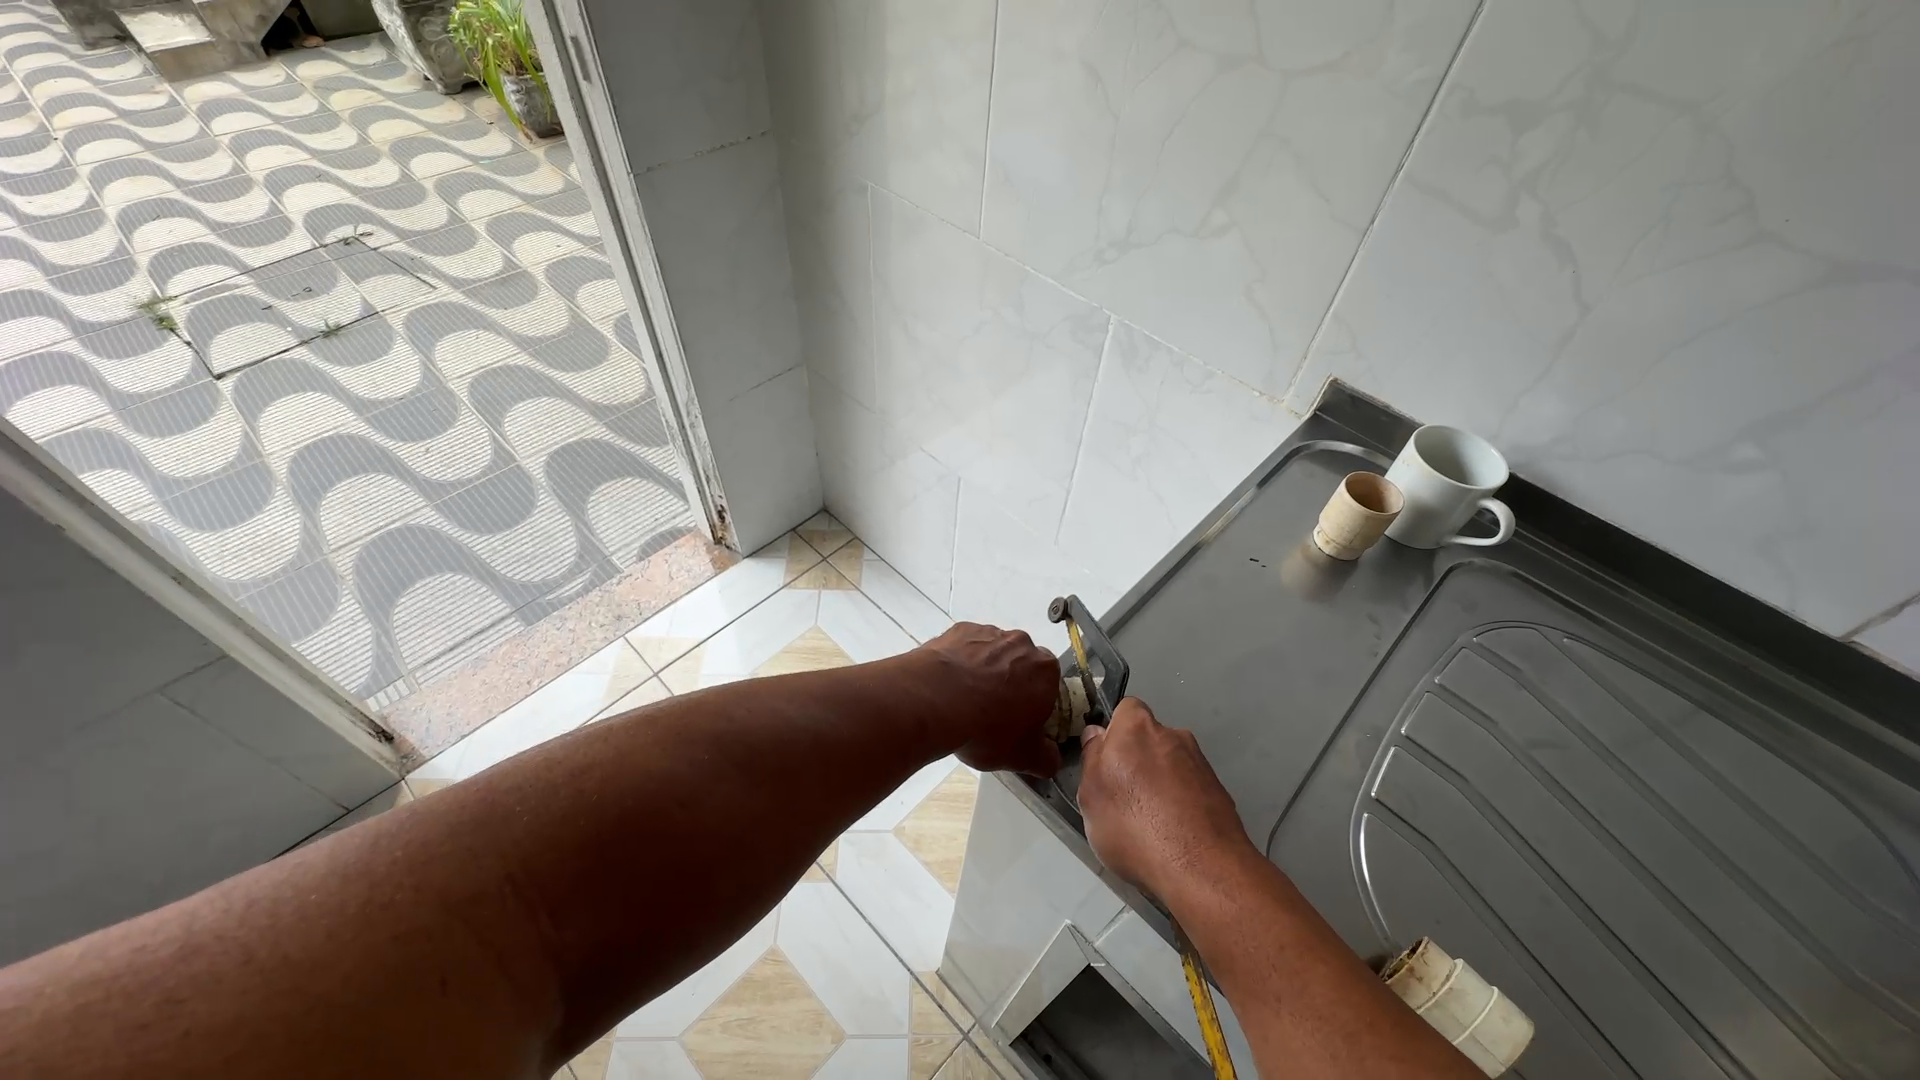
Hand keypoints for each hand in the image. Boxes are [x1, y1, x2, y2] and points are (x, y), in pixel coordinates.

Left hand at [917, 622, 1062, 777]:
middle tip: (990, 712)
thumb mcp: (1023, 757)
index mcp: (1045, 670)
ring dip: (984, 671)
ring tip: (963, 700)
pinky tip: (947, 684)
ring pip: (992, 653)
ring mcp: (988, 633)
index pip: (1049, 685)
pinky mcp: (958, 630)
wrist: (933, 701)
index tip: (1019, 720)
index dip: (1035, 702)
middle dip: (1010, 683)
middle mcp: (1021, 644)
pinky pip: (965, 646)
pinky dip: (960, 661)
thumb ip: (1046, 759)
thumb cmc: (986, 729)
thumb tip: (1051, 760)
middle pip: (1021, 664)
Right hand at [1079, 699, 1254, 898]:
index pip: (1124, 710)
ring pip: (1170, 765)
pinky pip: (1190, 789)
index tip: (1105, 763)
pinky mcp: (1220, 792)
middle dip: (1137, 760)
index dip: (1113, 733)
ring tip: (1150, 824)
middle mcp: (1174, 735)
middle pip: (1148, 739)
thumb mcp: (1090, 796)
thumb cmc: (1134, 826)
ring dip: (1160, 784)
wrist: (1202, 868)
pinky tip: (1174, 834)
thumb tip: (1097, 736)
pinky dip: (1181, 803)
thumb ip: (1092, 758)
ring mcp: (1201, 764)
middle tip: (1123, 798)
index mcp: (1138, 727)